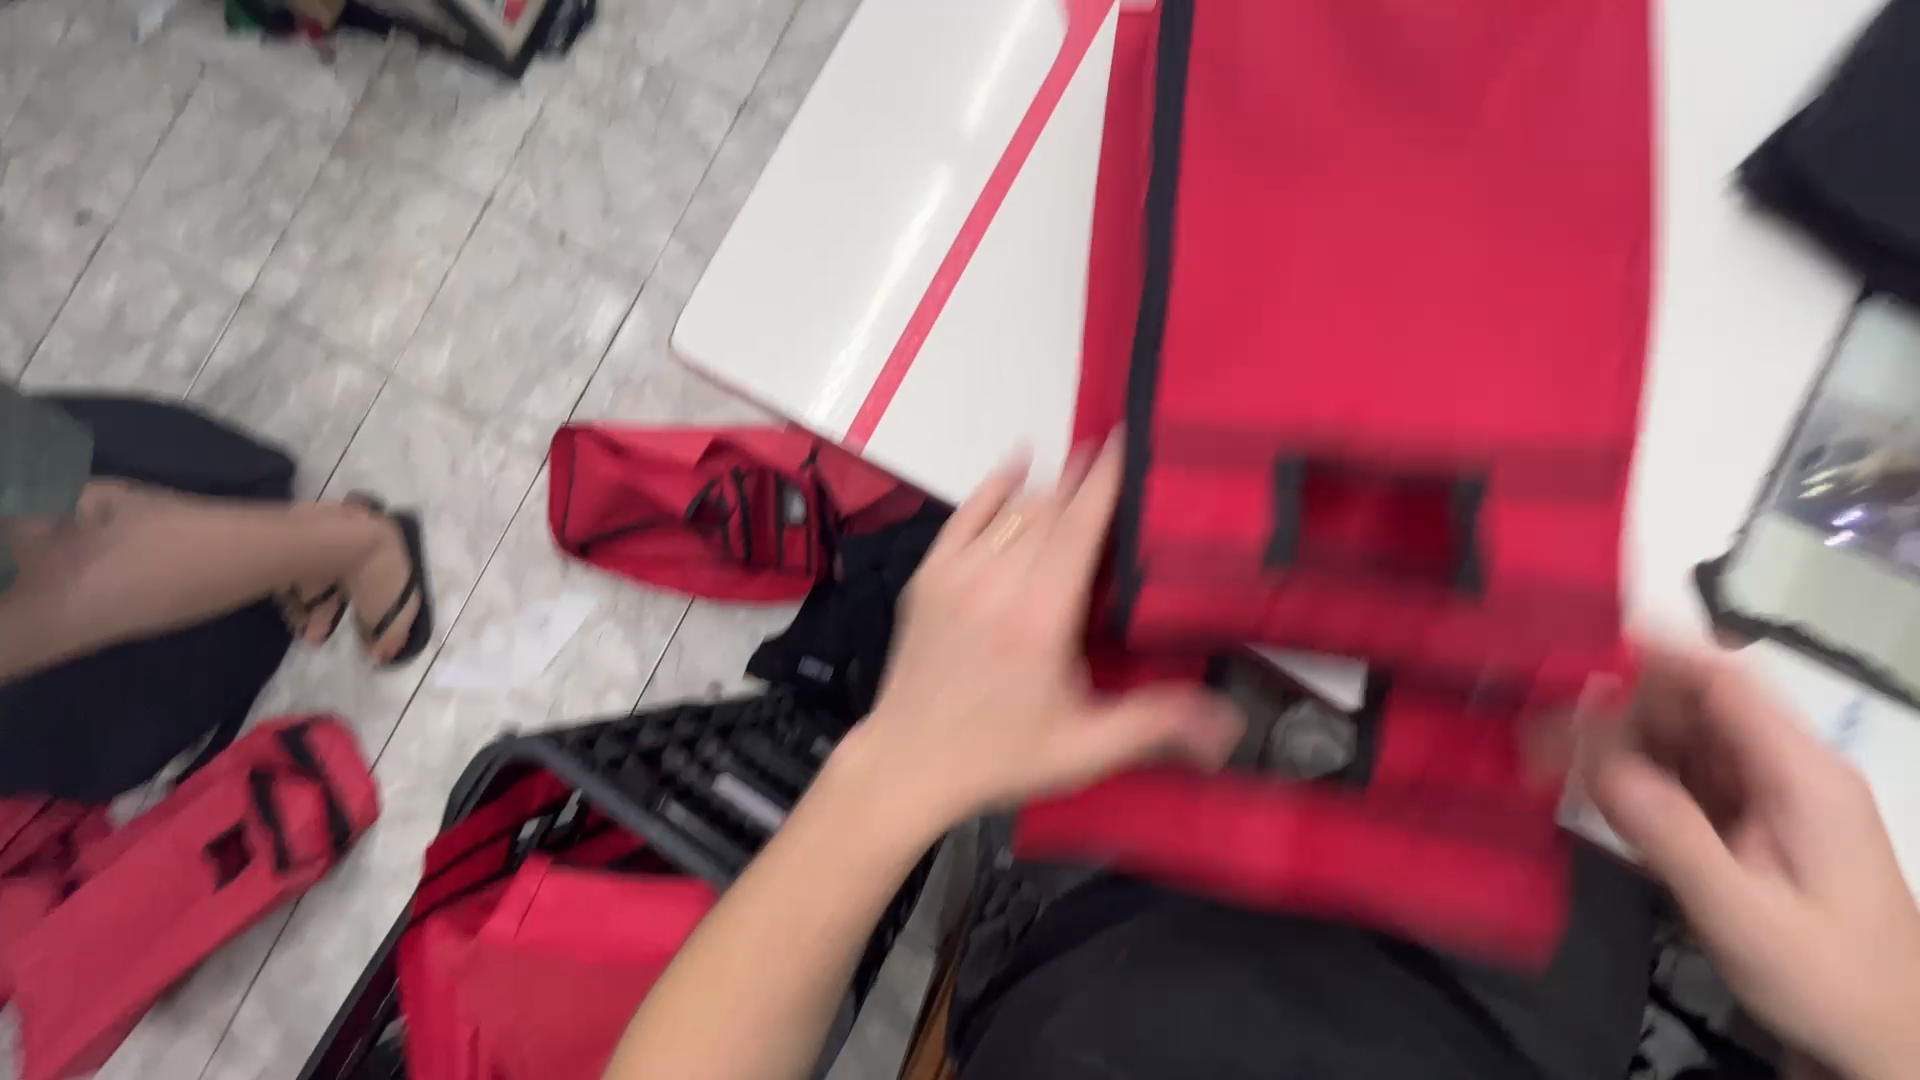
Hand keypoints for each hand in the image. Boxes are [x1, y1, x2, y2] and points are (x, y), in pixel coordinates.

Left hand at [829, 436, 1243, 837]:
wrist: (909, 759)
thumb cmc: (997, 754)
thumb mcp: (1082, 748)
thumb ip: (1153, 723)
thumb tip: (1225, 722)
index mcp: (1038, 620)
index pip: (1079, 530)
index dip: (1105, 483)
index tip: (1126, 445)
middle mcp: (995, 586)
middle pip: (1049, 511)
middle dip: (1084, 479)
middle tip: (1114, 456)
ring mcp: (956, 577)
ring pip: (1012, 511)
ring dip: (1049, 486)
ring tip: (1080, 465)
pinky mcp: (928, 578)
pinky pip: (965, 515)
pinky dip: (993, 486)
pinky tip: (1017, 462)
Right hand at [1578, 642, 1919, 1079]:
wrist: (1881, 1050)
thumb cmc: (1826, 981)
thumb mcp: (1743, 913)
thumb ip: (1669, 832)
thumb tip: (1591, 758)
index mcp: (1800, 776)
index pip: (1723, 682)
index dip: (1650, 651)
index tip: (1571, 640)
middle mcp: (1778, 770)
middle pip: (1683, 703)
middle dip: (1607, 696)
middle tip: (1530, 705)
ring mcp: (1754, 793)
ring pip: (1665, 733)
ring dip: (1602, 732)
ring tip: (1535, 740)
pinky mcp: (1730, 816)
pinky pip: (1663, 770)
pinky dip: (1614, 766)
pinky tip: (1571, 775)